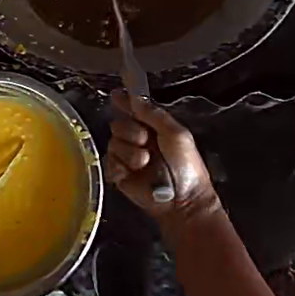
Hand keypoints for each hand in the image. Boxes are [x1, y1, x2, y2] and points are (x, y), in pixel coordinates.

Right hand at [106, 90, 218, 225]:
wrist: (183, 200)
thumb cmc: (185, 166)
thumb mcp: (176, 133)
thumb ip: (154, 114)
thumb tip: (136, 98)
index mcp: (153, 127)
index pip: (134, 109)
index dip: (124, 101)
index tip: (115, 95)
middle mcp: (138, 139)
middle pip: (118, 124)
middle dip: (130, 131)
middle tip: (145, 142)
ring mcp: (128, 157)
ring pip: (113, 143)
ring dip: (130, 152)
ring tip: (145, 163)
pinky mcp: (119, 175)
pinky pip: (109, 162)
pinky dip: (120, 166)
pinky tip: (131, 173)